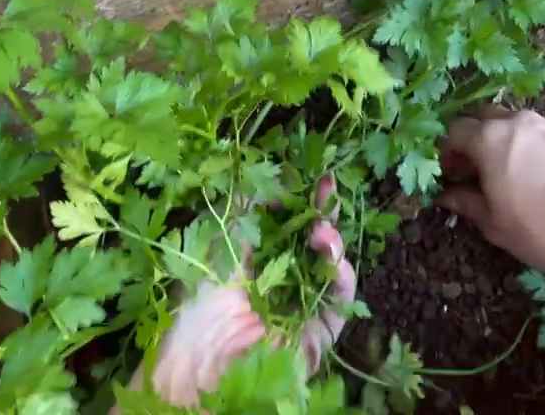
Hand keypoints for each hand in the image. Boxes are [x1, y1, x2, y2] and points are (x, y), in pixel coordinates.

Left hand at [142, 177, 355, 405]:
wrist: (202, 368)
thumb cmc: (201, 307)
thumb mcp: (217, 248)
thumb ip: (243, 214)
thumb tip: (263, 180)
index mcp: (259, 260)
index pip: (289, 223)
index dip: (301, 199)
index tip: (311, 177)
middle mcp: (284, 279)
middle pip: (314, 239)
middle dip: (323, 211)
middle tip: (328, 187)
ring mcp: (304, 304)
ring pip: (330, 264)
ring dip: (332, 240)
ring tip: (322, 229)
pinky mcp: (320, 331)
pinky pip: (340, 301)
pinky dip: (343, 275)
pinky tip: (334, 257)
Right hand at [438, 108, 544, 289]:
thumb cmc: (539, 230)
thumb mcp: (493, 223)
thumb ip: (466, 202)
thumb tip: (446, 195)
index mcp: (489, 137)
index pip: (455, 131)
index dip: (447, 152)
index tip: (449, 174)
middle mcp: (516, 121)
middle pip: (484, 118)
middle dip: (474, 139)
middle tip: (475, 170)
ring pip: (514, 124)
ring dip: (503, 140)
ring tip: (507, 173)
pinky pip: (540, 133)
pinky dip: (529, 146)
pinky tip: (538, 175)